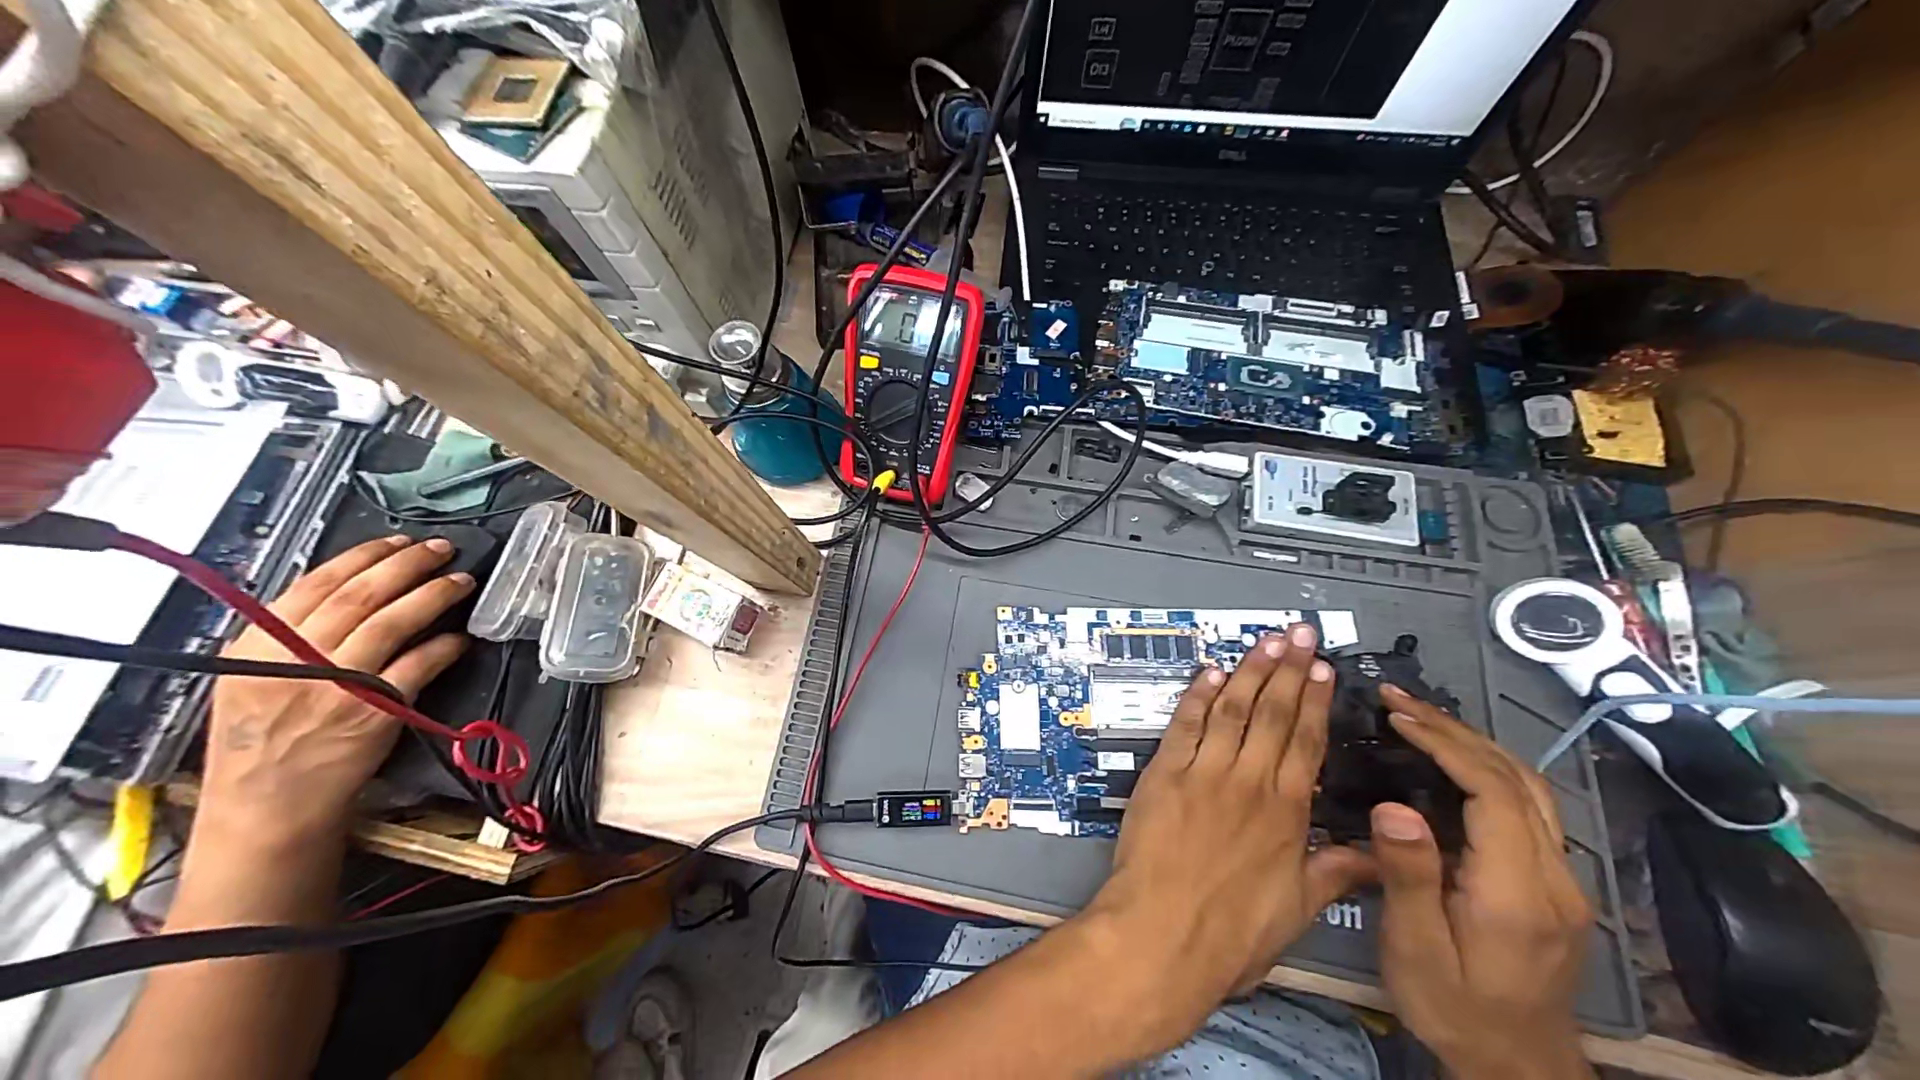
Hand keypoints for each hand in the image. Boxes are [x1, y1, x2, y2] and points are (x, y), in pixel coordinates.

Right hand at [202, 535, 472, 839]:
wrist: (268, 806)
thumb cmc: (261, 742)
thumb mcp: (250, 678)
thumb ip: (288, 635)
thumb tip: (348, 589)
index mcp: (257, 645)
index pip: (318, 583)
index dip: (366, 556)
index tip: (399, 541)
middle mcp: (294, 658)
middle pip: (362, 594)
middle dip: (409, 564)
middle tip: (444, 549)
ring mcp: (337, 684)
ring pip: (394, 622)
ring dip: (435, 595)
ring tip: (462, 580)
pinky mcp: (375, 710)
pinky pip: (419, 665)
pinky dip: (444, 647)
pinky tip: (462, 637)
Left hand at [1081, 623, 1373, 1053]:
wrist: (1162, 936)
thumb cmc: (1230, 933)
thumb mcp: (1297, 909)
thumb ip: (1334, 872)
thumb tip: (1374, 855)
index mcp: (1285, 810)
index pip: (1306, 740)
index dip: (1314, 700)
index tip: (1322, 669)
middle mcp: (1246, 781)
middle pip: (1271, 712)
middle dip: (1287, 669)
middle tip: (1297, 634)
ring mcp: (1202, 772)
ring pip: (1230, 708)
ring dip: (1248, 671)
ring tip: (1263, 642)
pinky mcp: (1163, 773)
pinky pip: (1184, 725)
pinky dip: (1197, 696)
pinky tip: (1208, 674)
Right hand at [1371, 685, 1593, 1079]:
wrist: (1515, 1063)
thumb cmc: (1453, 1005)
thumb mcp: (1415, 948)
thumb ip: (1409, 876)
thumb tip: (1393, 807)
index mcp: (1518, 891)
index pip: (1494, 793)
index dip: (1446, 745)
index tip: (1397, 717)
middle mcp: (1553, 876)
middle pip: (1516, 780)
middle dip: (1455, 731)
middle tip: (1397, 700)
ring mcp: (1561, 878)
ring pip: (1529, 788)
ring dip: (1474, 742)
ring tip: (1419, 715)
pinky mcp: (1552, 882)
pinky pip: (1526, 806)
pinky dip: (1487, 767)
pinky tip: (1452, 757)